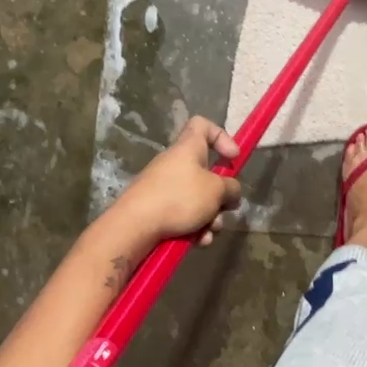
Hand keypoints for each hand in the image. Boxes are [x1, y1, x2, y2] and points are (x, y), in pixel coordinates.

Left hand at [96, 116, 243, 244]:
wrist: (133, 227)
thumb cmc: (179, 198)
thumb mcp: (217, 191)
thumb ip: (232, 188)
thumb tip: (231, 193)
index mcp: (188, 149)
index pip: (202, 125)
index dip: (221, 136)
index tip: (232, 158)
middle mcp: (174, 164)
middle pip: (205, 172)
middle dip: (219, 194)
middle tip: (225, 208)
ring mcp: (163, 187)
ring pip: (197, 198)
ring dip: (209, 216)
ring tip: (210, 232)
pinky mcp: (156, 209)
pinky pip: (183, 215)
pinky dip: (194, 227)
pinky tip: (198, 241)